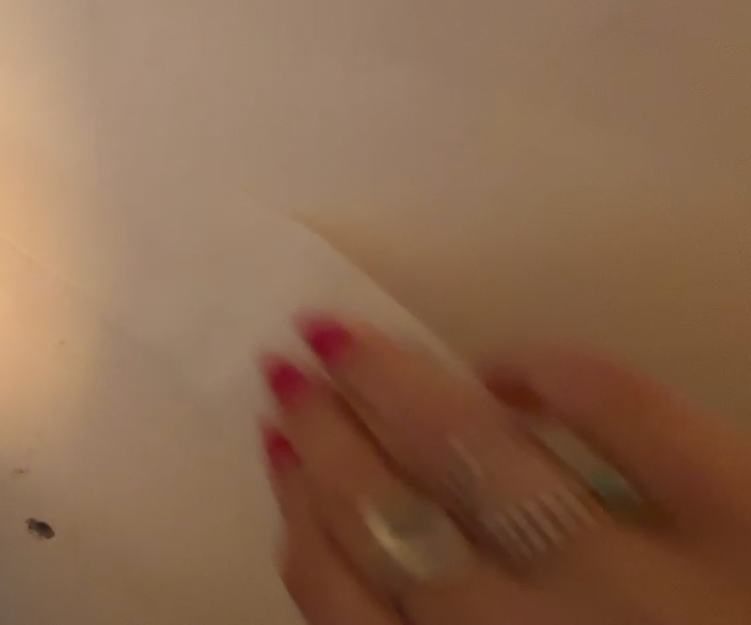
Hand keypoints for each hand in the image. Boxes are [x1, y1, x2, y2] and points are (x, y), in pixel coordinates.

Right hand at [261, 315, 750, 623]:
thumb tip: (332, 535)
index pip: (338, 592)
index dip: (296, 511)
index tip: (274, 444)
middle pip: (384, 511)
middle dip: (321, 432)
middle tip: (285, 365)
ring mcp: (654, 581)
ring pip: (466, 453)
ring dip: (385, 385)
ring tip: (340, 336)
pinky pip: (639, 420)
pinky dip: (560, 376)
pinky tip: (511, 368)